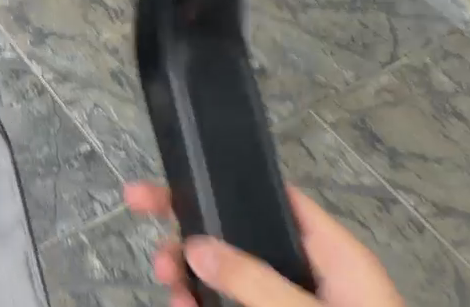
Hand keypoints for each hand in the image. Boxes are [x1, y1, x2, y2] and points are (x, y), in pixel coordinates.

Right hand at [124, 182, 404, 306]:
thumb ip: (255, 281)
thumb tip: (193, 246)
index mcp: (334, 257)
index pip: (276, 196)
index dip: (224, 179)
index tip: (174, 175)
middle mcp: (312, 272)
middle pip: (237, 229)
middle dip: (187, 225)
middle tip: (135, 205)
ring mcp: (293, 300)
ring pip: (227, 269)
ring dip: (187, 271)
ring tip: (167, 285)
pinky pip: (231, 301)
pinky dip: (200, 300)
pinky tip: (182, 305)